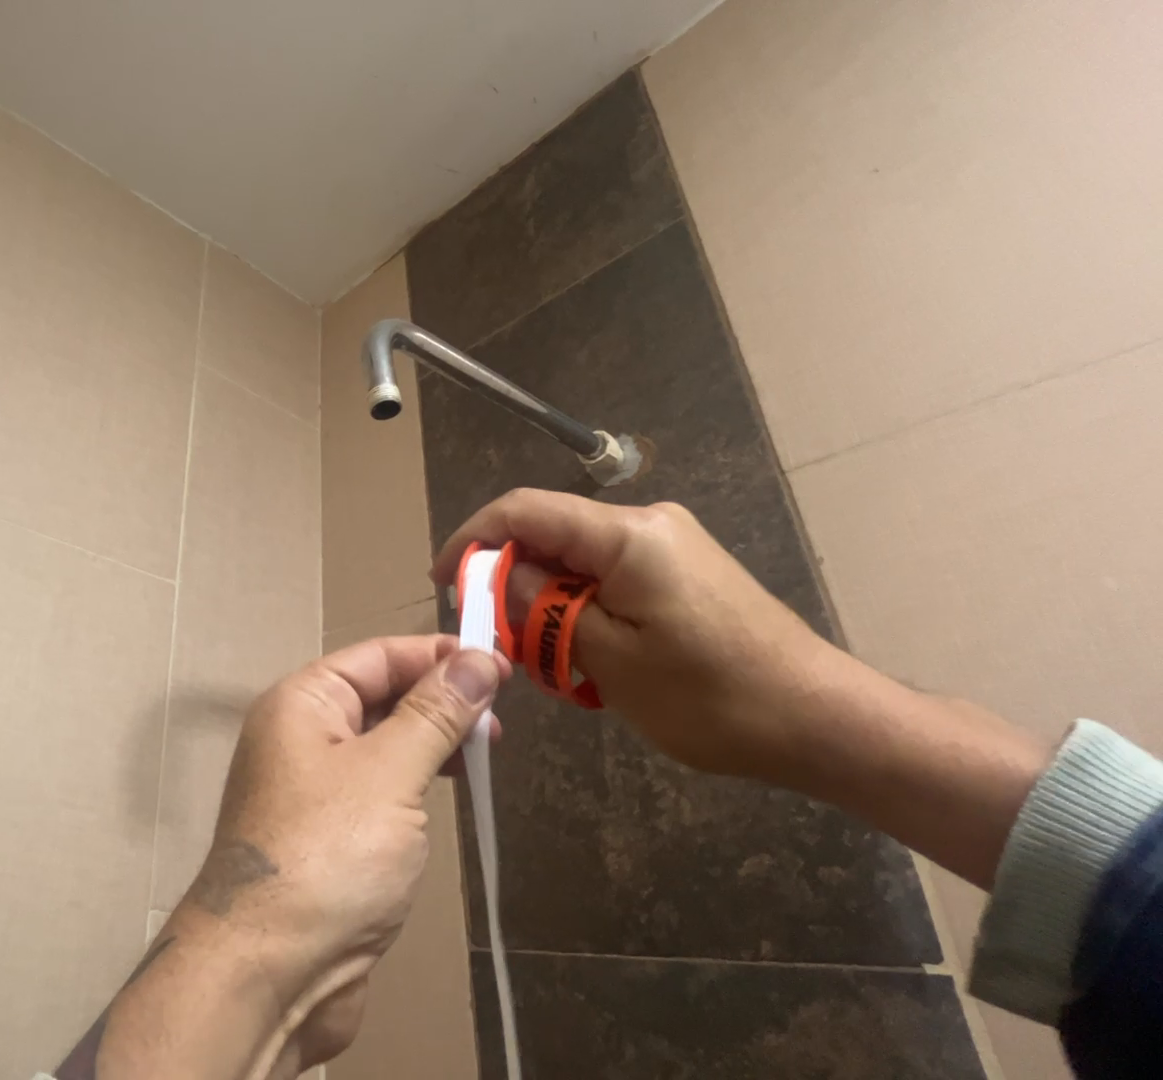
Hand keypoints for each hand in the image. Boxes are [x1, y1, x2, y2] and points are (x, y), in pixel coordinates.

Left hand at [170, 635, 511, 1069]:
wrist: (271, 968)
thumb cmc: (329, 853)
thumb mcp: (390, 773)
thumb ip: (434, 714)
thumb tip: (476, 659)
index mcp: (301, 703)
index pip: (377, 656)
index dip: (438, 655)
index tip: (499, 663)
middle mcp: (300, 735)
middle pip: (378, 695)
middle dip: (439, 698)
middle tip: (501, 718)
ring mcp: (312, 787)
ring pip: (381, 742)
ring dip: (432, 740)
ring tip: (486, 751)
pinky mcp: (328, 833)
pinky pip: (378, 787)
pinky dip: (415, 780)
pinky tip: (448, 787)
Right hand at [433, 489, 834, 782]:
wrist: (820, 722)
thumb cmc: (710, 697)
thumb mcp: (607, 657)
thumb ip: (541, 606)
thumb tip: (504, 574)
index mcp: (628, 535)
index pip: (523, 511)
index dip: (472, 539)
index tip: (443, 582)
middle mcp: (647, 524)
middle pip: (548, 534)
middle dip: (510, 581)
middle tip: (494, 637)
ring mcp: (668, 545)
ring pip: (574, 560)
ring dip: (545, 603)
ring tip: (544, 659)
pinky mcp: (680, 571)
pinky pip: (605, 577)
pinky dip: (578, 609)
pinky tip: (584, 655)